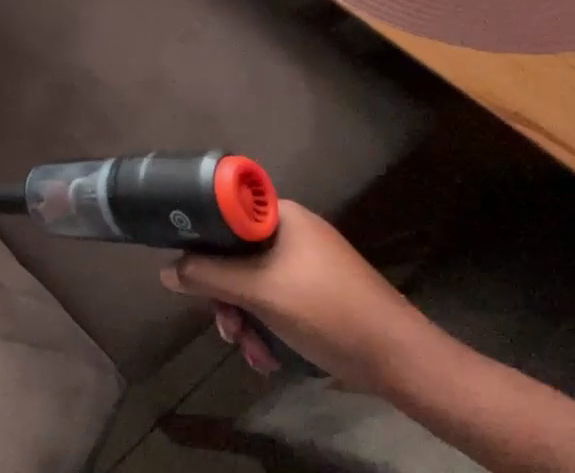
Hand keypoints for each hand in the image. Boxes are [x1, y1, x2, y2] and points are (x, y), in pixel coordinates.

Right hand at [159, 200, 439, 388]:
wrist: (407, 365)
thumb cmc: (329, 313)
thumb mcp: (258, 292)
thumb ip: (205, 276)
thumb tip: (166, 271)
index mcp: (281, 217)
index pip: (221, 210)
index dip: (197, 236)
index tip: (188, 267)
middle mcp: (292, 232)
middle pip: (232, 253)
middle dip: (222, 295)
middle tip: (225, 327)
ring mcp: (307, 263)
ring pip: (250, 281)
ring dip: (242, 317)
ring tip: (249, 350)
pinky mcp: (318, 292)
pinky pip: (273, 297)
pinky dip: (264, 324)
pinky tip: (267, 355)